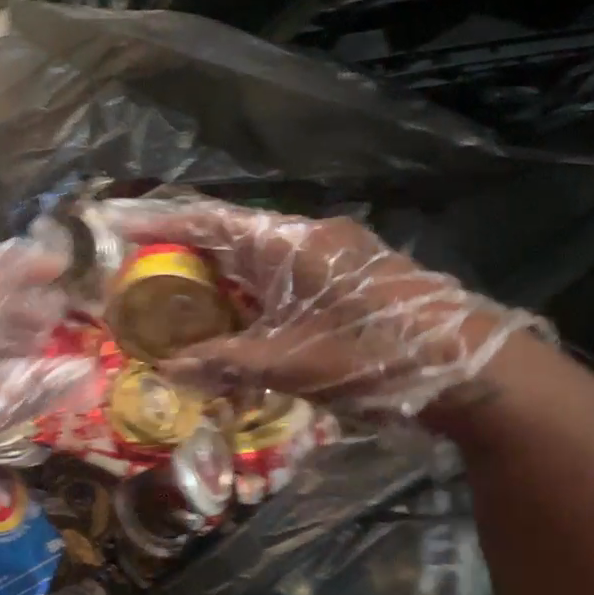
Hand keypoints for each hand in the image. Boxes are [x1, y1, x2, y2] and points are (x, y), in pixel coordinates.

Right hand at [99, 199, 542, 416]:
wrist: (476, 373)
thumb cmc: (373, 356)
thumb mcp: (287, 364)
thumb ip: (222, 362)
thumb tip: (165, 370)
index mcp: (290, 243)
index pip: (209, 221)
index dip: (160, 222)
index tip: (118, 224)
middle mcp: (311, 238)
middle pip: (231, 237)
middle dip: (184, 255)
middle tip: (141, 277)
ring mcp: (337, 257)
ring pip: (259, 260)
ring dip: (219, 279)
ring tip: (178, 303)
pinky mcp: (354, 279)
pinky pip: (285, 278)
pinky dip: (250, 295)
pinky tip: (236, 323)